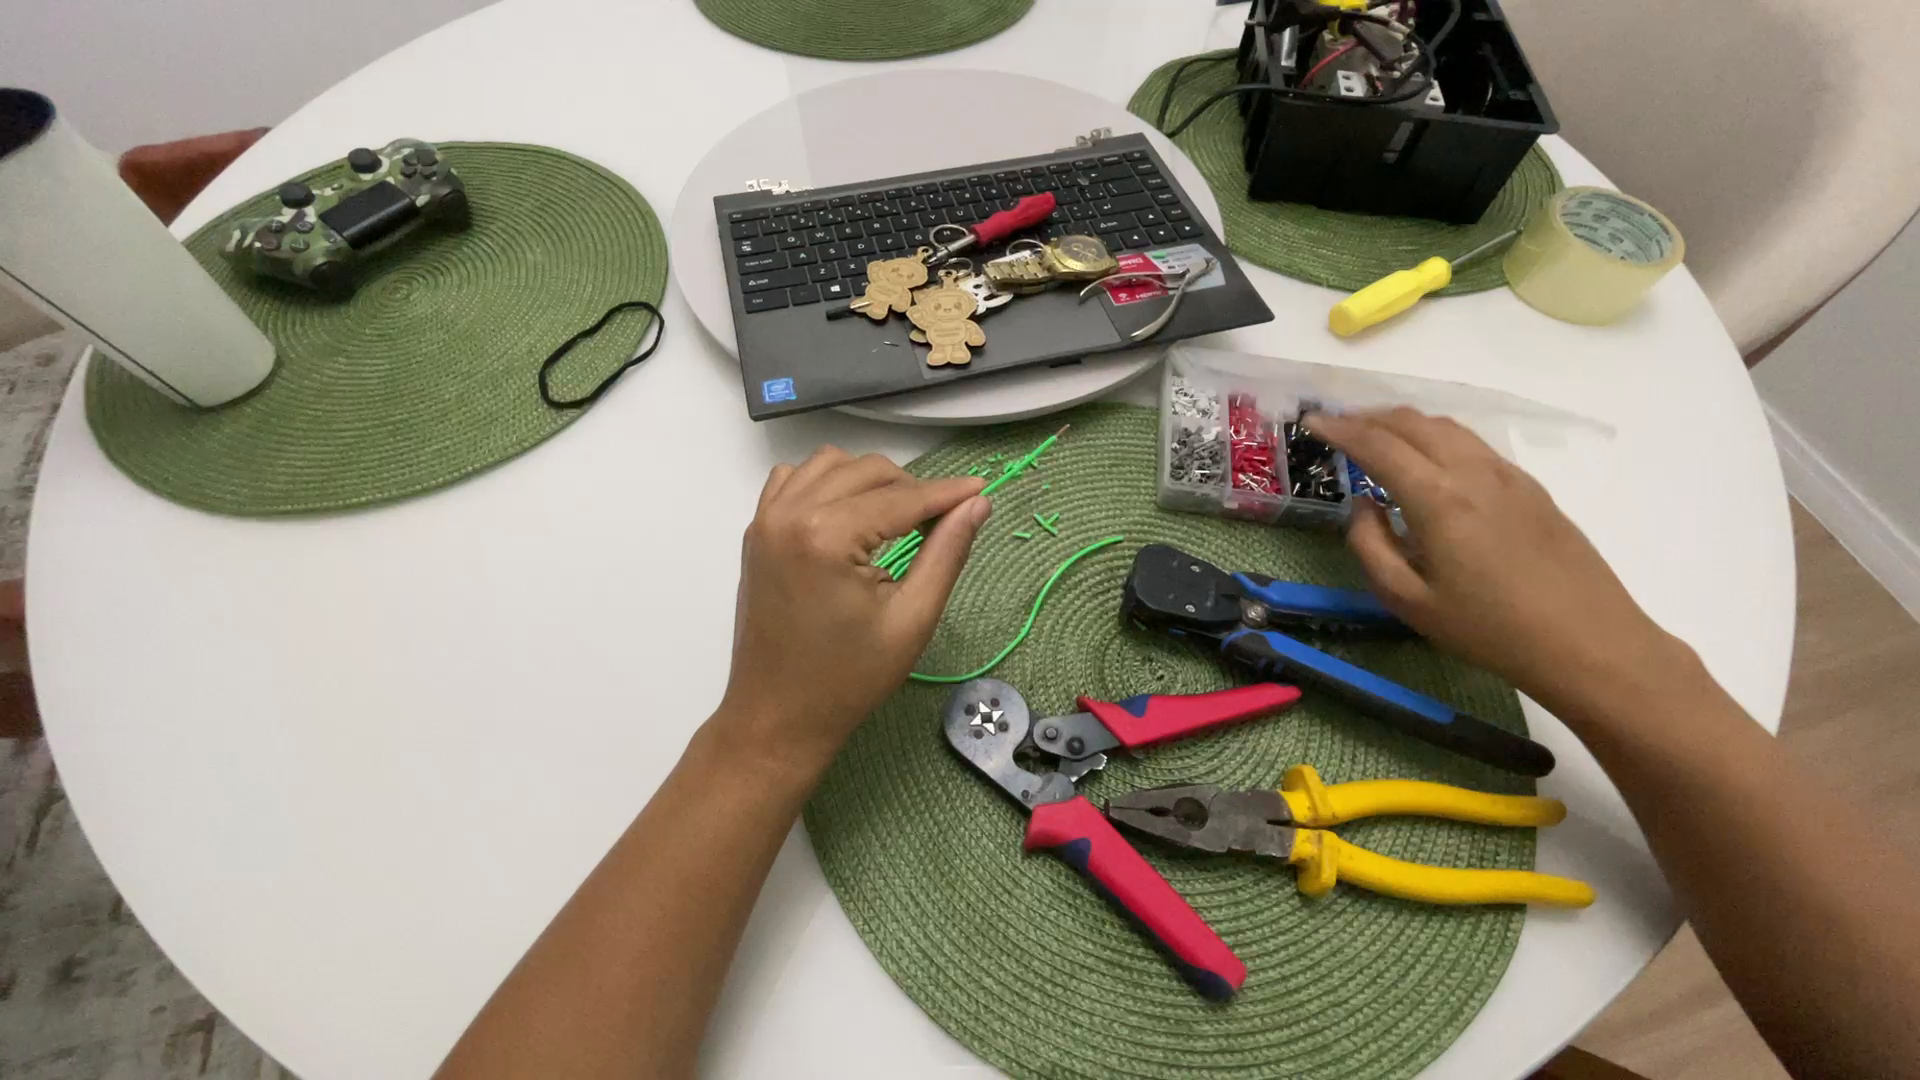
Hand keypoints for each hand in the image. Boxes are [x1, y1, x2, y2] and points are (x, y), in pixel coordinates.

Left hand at [716, 448, 991, 778]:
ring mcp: (766, 520)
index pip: (900, 498)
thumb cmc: (849, 678)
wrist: (778, 715)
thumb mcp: (912, 619)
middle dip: (911, 489)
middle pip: (867, 471)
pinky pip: (795, 480)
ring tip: (897, 519)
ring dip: (870, 481)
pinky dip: (827, 484)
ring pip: (831, 465)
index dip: (947, 493)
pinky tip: (849, 515)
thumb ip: (947, 553)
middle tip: (941, 521)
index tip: (982, 490)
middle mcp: (789, 514)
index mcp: (826, 536)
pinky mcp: (757, 531)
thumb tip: (978, 504)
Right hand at [1305, 408, 1688, 713]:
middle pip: (1412, 423)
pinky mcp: (1529, 487)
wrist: (1587, 642)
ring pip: (1446, 427)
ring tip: (1374, 435)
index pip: (1378, 445)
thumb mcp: (1407, 599)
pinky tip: (1425, 459)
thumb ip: (1369, 545)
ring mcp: (1506, 476)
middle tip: (1336, 426)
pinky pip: (1471, 444)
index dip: (1339, 429)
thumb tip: (1362, 505)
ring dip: (1402, 422)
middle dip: (1367, 417)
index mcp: (1437, 499)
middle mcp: (1472, 473)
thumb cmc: (1487, 628)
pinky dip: (1435, 436)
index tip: (1311, 422)